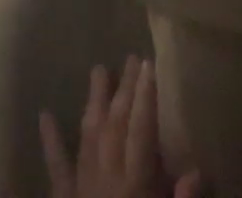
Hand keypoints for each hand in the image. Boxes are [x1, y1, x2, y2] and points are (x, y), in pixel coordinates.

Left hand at [40, 57, 202, 197]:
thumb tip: (196, 172)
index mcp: (134, 186)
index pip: (141, 131)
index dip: (146, 96)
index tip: (151, 64)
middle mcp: (105, 179)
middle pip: (116, 126)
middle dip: (125, 90)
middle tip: (133, 56)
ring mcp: (81, 187)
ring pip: (88, 136)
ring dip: (94, 101)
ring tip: (98, 69)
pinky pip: (56, 168)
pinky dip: (51, 141)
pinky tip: (45, 115)